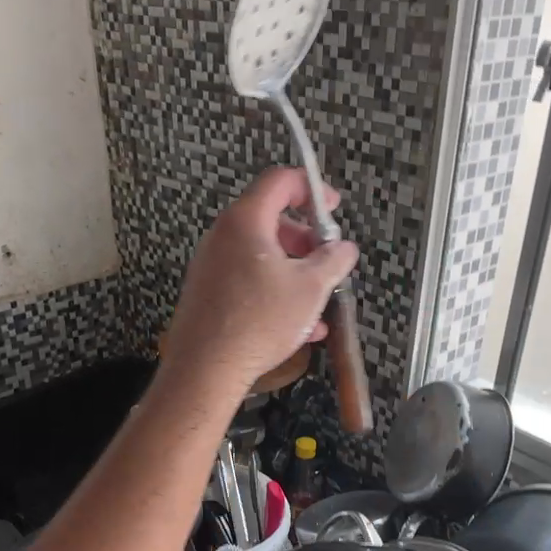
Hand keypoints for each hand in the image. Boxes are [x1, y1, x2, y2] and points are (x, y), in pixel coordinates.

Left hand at [163, 168, 360, 390]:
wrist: (206, 369)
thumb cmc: (258, 323)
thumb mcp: (310, 289)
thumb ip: (333, 261)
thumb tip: (345, 249)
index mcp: (246, 221)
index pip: (279, 181)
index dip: (311, 188)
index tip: (332, 207)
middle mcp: (222, 236)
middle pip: (269, 220)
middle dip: (304, 238)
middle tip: (326, 259)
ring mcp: (211, 266)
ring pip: (260, 256)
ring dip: (292, 270)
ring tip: (317, 299)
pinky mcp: (207, 294)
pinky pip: (247, 282)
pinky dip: (274, 292)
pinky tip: (299, 327)